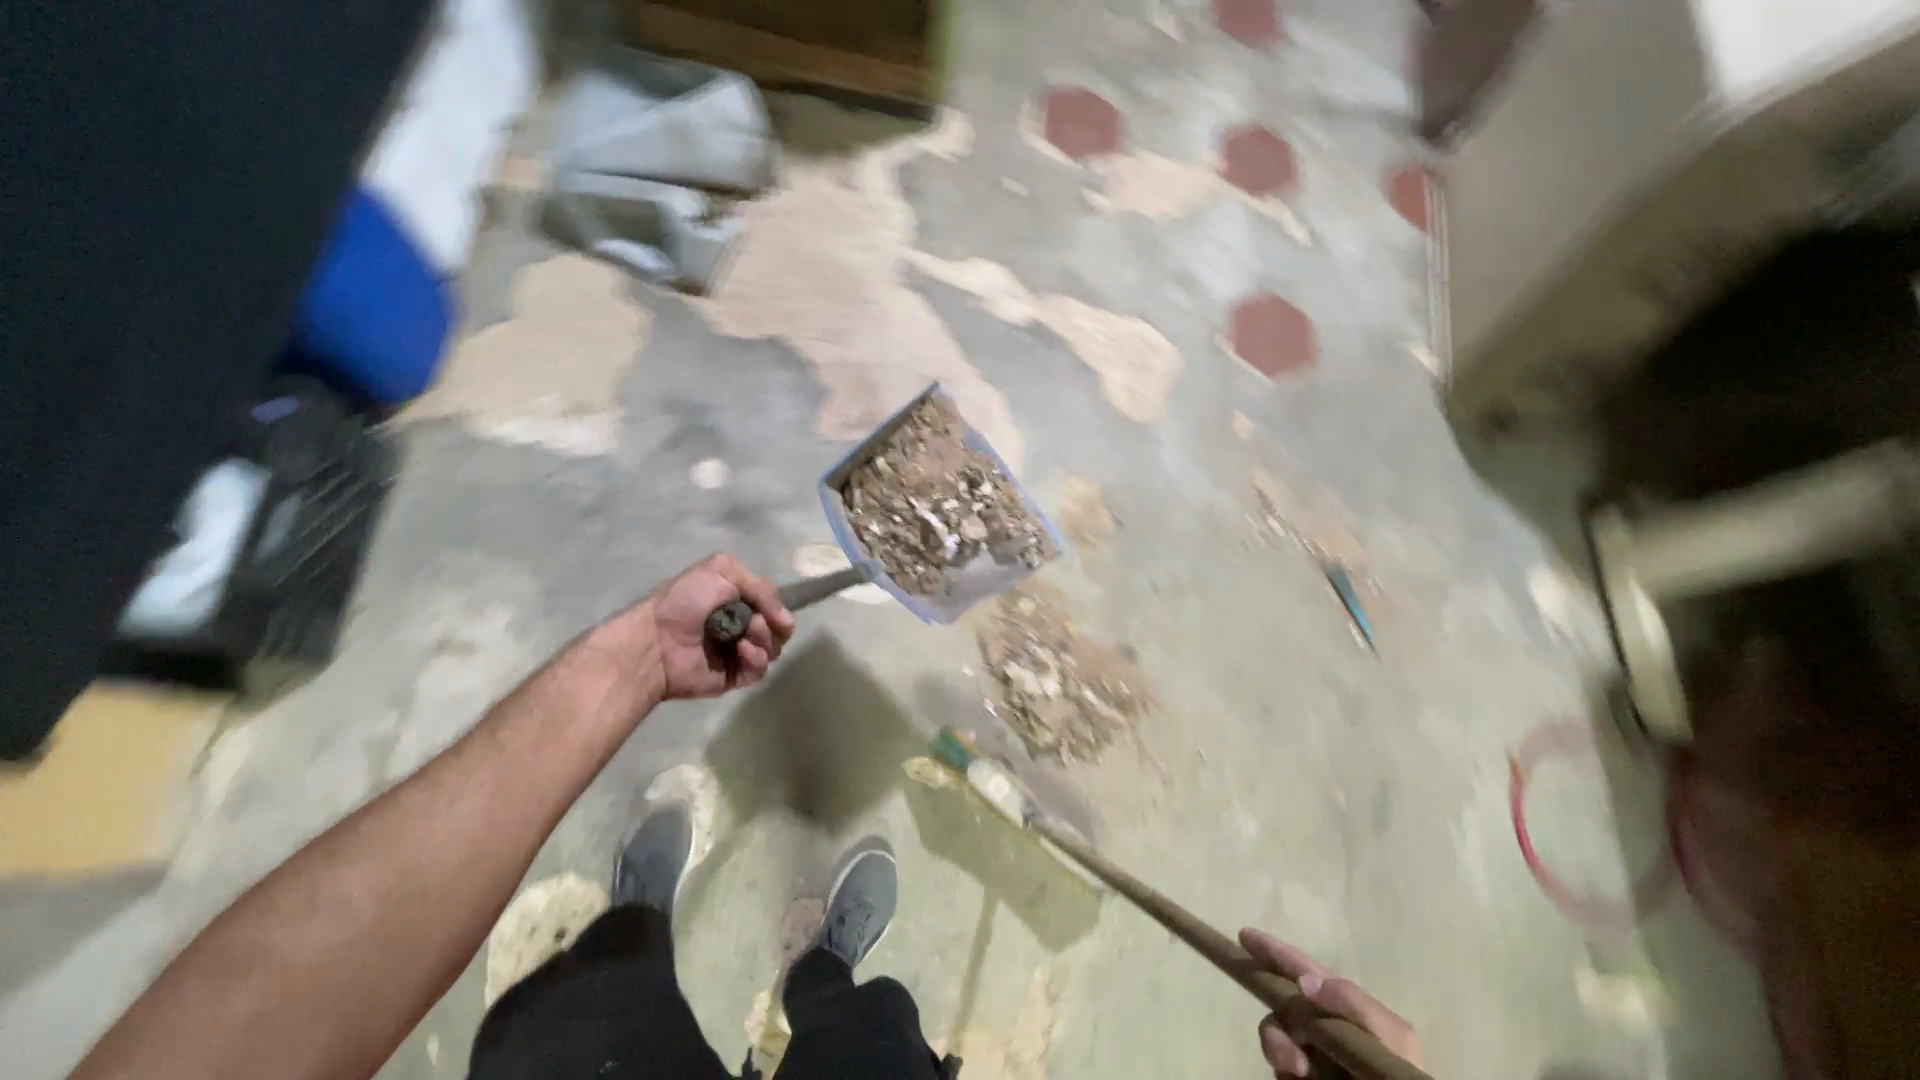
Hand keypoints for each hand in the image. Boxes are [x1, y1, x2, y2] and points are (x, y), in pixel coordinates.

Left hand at [642, 554, 795, 699]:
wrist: (656, 638)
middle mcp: (738, 626)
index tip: (775, 610)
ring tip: (747, 635)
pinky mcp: (734, 676)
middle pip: (777, 629)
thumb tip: (786, 620)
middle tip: (756, 622)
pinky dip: (757, 658)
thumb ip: (762, 588)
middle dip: (772, 624)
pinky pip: (760, 670)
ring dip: (765, 639)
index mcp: (734, 601)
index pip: (771, 606)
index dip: (777, 607)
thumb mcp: (722, 571)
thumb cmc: (684, 601)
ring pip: (772, 649)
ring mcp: (736, 653)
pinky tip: (742, 650)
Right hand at [1239, 928, 1424, 1077]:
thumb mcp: (1393, 1036)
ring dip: (1279, 1051)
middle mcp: (1324, 1026)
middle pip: (1282, 1006)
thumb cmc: (1399, 1074)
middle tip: (1289, 1059)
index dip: (1276, 951)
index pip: (1305, 970)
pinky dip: (1283, 1072)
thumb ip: (1353, 1002)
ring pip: (1275, 1036)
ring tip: (1300, 1074)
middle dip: (1276, 1026)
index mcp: (1345, 1007)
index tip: (1245, 934)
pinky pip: (1279, 1067)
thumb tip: (1303, 981)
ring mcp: (1313, 1054)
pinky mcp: (1303, 1078)